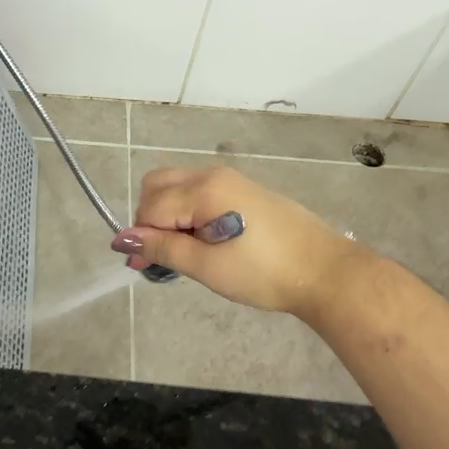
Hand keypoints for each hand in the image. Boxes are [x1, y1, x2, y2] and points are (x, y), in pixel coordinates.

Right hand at [113, 166, 367, 319]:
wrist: (325, 272)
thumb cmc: (264, 273)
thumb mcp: (207, 267)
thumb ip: (162, 249)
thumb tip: (123, 242)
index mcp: (204, 190)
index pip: (151, 207)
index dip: (141, 238)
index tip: (145, 269)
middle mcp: (213, 175)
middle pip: (158, 186)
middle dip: (150, 219)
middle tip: (163, 257)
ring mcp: (230, 180)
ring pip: (177, 187)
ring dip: (168, 216)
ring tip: (184, 252)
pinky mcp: (243, 190)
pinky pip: (198, 192)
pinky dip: (187, 213)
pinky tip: (205, 242)